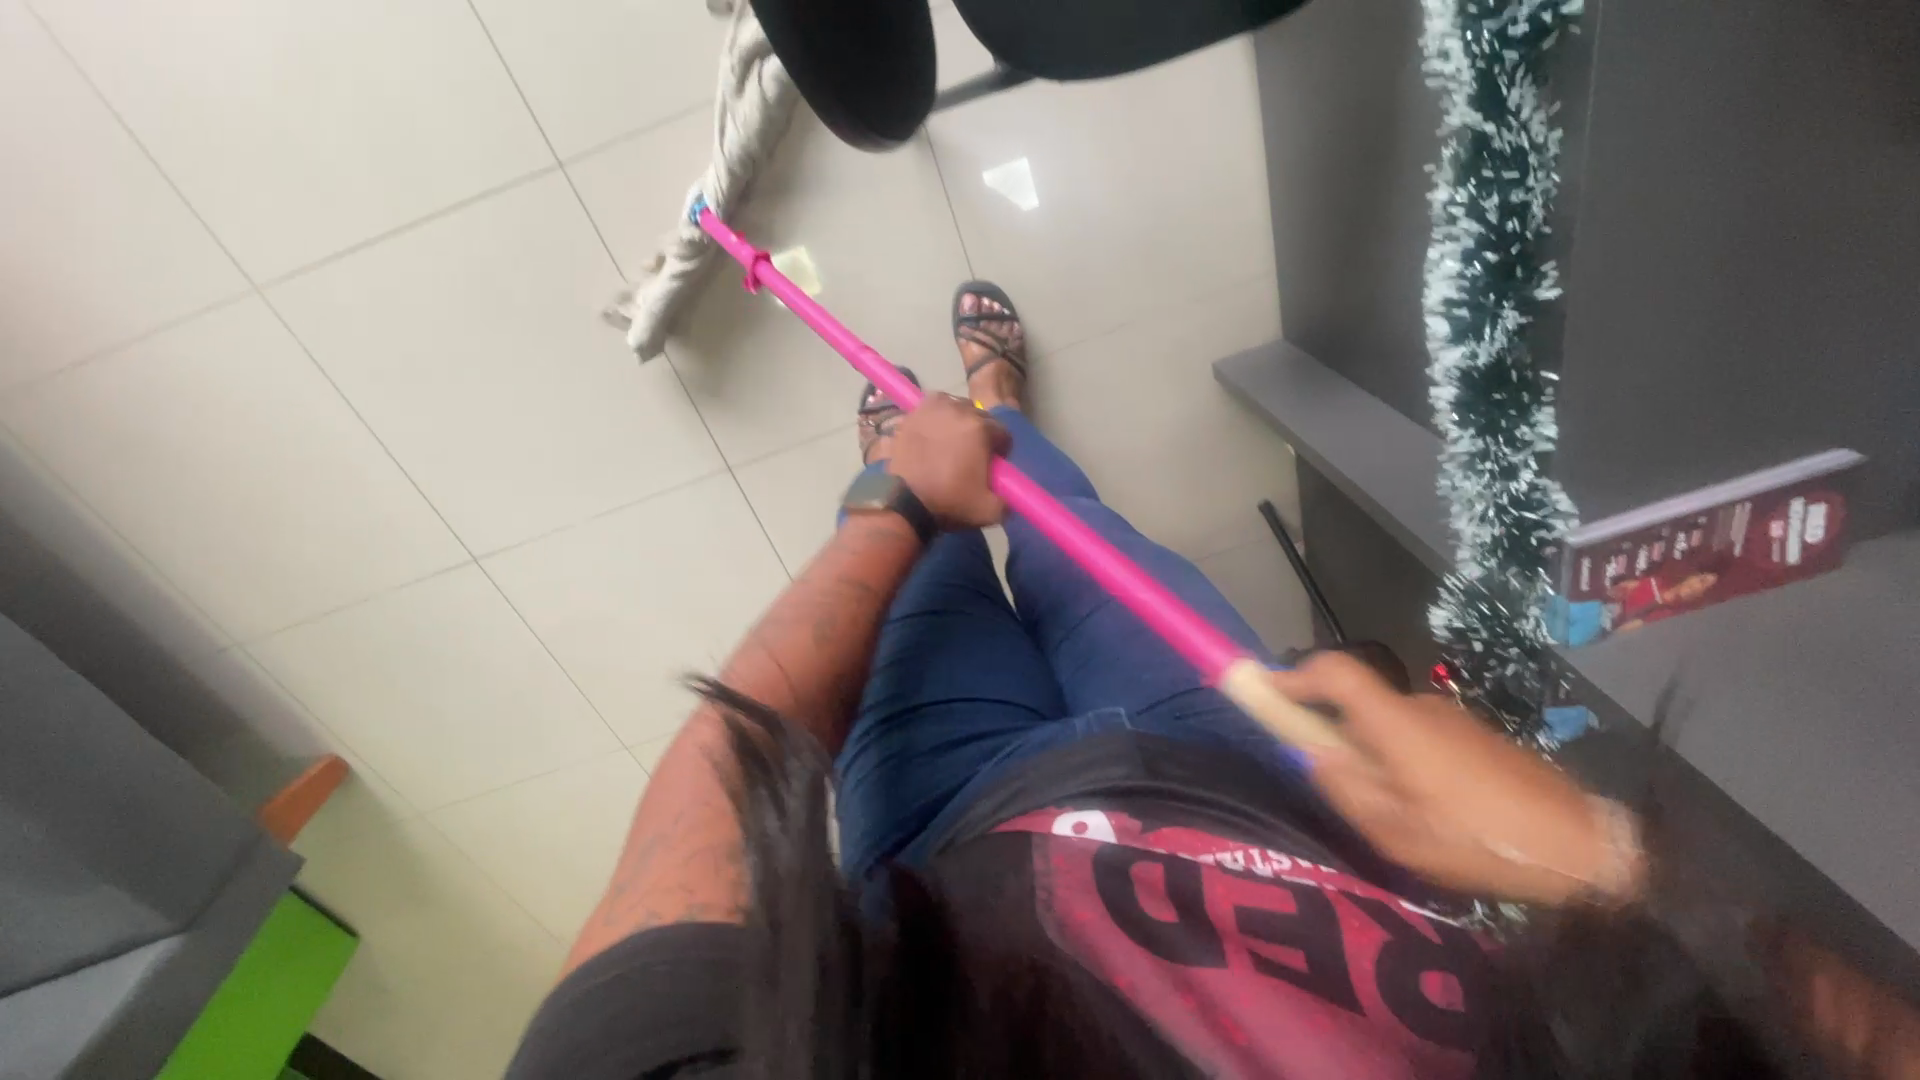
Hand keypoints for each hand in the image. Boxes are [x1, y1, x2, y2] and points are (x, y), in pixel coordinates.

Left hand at [884, 393, 1008, 529]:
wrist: (904, 504)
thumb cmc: (949, 503)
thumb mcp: (990, 511)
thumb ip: (1009, 499)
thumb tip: (1009, 492)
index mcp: (981, 428)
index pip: (1003, 433)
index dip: (1000, 451)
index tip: (992, 466)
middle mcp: (959, 410)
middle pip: (980, 418)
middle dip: (980, 435)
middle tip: (971, 456)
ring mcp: (933, 408)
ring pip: (956, 408)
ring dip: (959, 421)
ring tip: (951, 444)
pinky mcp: (912, 414)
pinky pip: (933, 408)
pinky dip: (937, 417)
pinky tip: (933, 434)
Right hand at [1273, 652, 1644, 905]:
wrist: (1587, 847)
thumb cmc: (1480, 840)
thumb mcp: (1398, 834)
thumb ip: (1345, 788)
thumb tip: (1312, 753)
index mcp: (1396, 724)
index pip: (1334, 672)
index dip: (1293, 675)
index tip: (1264, 690)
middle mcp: (1419, 708)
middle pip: (1357, 704)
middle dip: (1336, 735)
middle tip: (1343, 787)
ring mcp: (1452, 718)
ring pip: (1389, 726)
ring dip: (1375, 755)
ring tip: (1399, 813)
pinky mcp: (1476, 735)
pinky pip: (1418, 736)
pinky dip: (1405, 759)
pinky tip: (1434, 810)